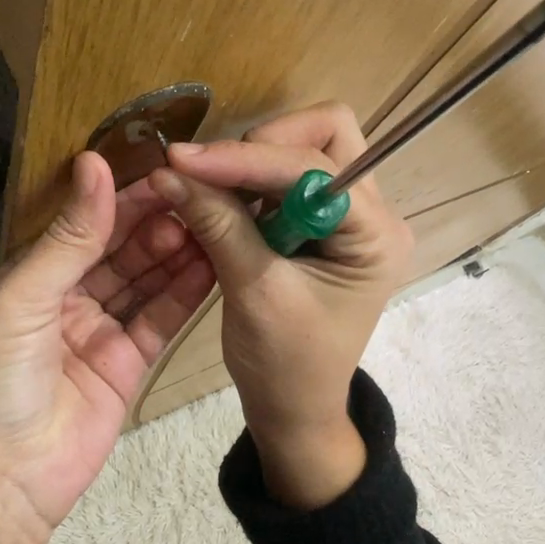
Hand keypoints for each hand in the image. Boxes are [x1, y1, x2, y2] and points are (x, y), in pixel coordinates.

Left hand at [0, 152, 214, 543]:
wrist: (1, 483)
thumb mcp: (21, 300)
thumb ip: (68, 238)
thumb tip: (95, 163)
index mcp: (28, 277)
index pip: (84, 224)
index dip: (122, 197)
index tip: (168, 168)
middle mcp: (65, 299)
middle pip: (119, 249)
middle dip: (157, 222)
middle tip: (202, 196)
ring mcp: (98, 333)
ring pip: (144, 281)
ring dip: (176, 252)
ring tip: (215, 222)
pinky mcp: (127, 366)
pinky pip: (159, 320)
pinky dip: (184, 294)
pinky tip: (214, 264)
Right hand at [146, 102, 412, 508]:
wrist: (295, 409)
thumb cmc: (285, 365)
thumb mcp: (252, 293)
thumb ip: (218, 226)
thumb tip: (169, 173)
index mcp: (375, 234)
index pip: (312, 166)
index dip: (245, 159)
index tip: (182, 161)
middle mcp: (372, 213)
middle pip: (326, 134)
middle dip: (263, 146)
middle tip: (212, 178)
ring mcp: (349, 217)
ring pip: (306, 148)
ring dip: (253, 163)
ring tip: (211, 196)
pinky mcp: (322, 226)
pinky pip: (288, 179)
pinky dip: (250, 183)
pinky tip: (221, 206)